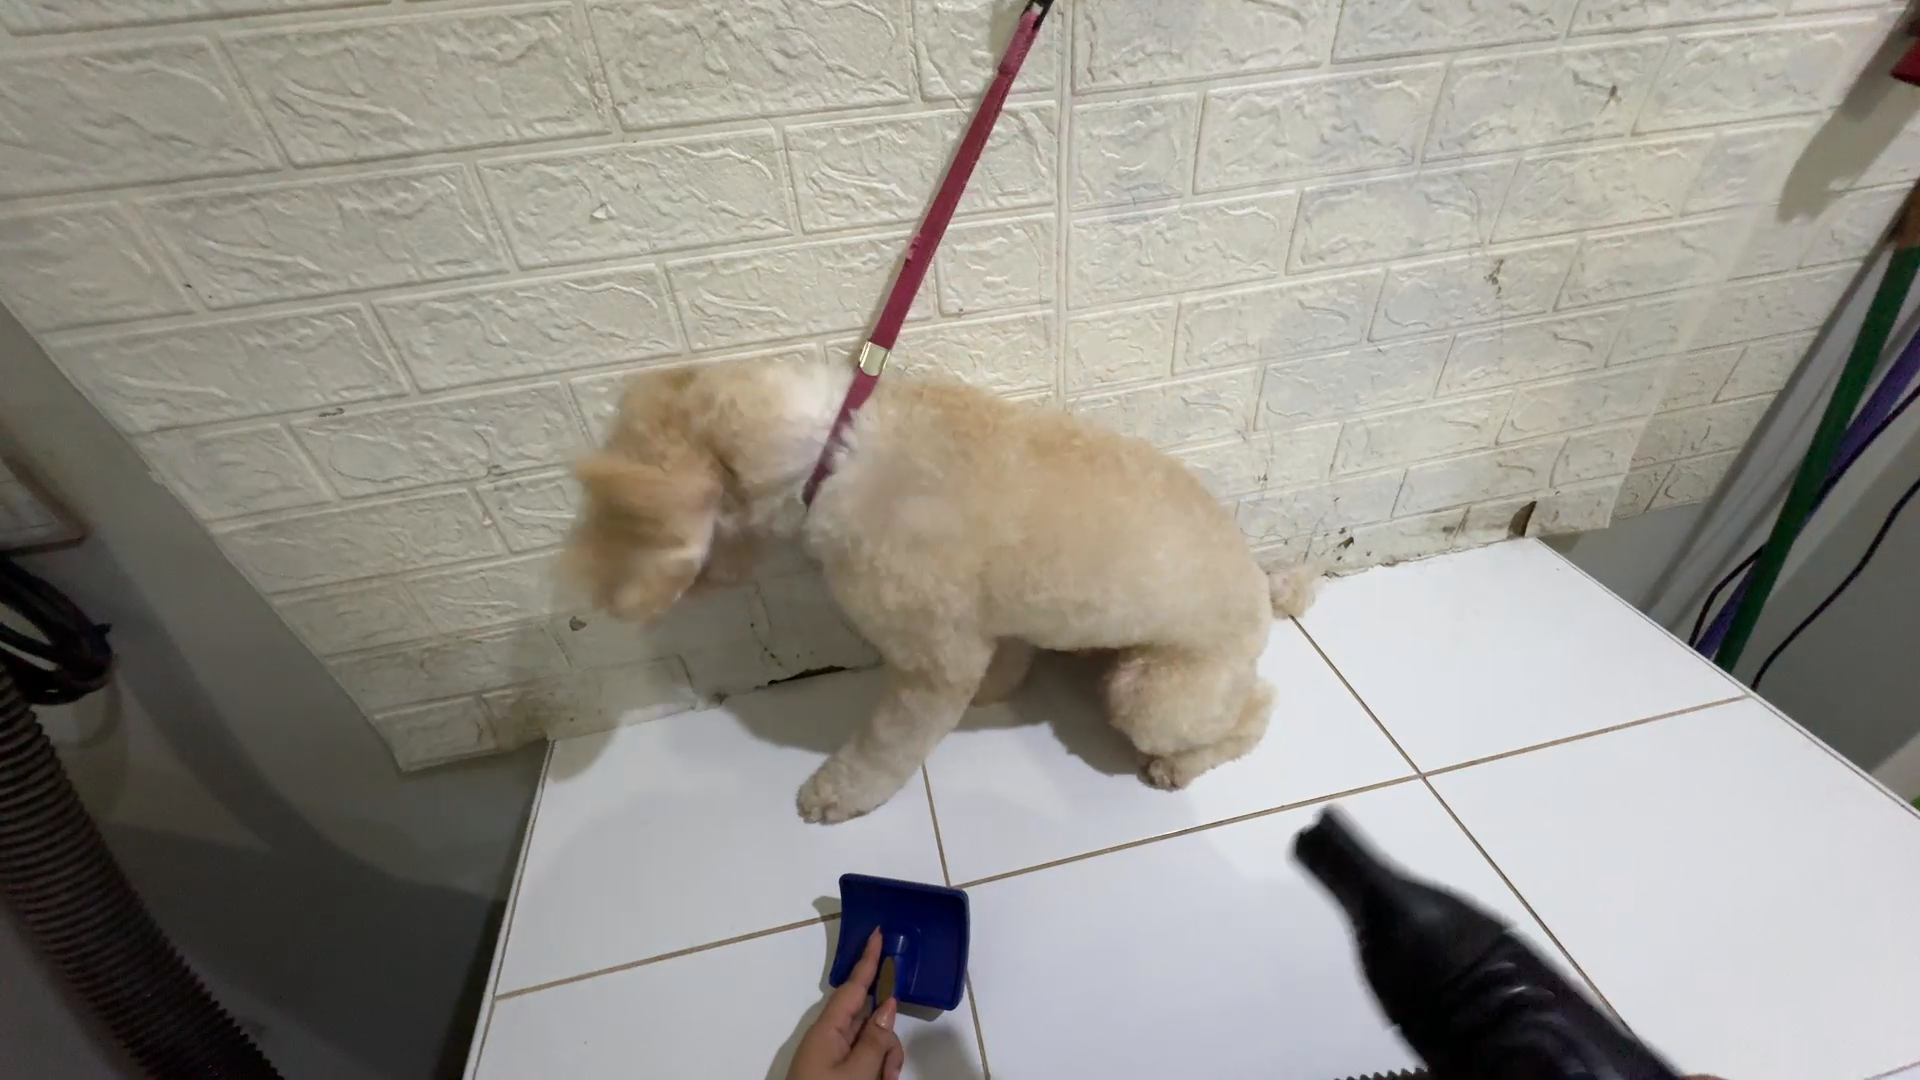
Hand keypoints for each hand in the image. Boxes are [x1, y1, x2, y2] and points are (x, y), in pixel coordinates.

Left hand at [785, 929, 904, 1079]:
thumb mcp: (856, 1074)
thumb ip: (875, 1040)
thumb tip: (887, 1006)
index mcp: (828, 1029)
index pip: (853, 985)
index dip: (868, 959)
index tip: (878, 932)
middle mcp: (829, 1038)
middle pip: (869, 1019)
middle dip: (887, 1040)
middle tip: (892, 1072)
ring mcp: (831, 1059)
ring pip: (871, 1044)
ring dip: (884, 1062)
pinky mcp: (834, 1075)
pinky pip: (863, 1062)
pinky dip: (875, 1072)